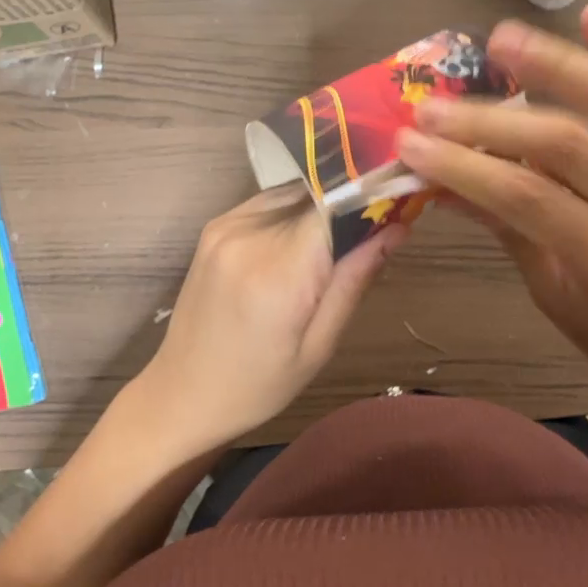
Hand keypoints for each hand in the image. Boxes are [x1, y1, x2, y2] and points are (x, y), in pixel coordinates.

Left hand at [135, 183, 405, 452]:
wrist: (182, 393)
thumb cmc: (257, 386)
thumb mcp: (318, 346)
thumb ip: (354, 281)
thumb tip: (397, 226)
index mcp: (278, 273)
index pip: (337, 203)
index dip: (374, 194)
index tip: (405, 203)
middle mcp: (248, 235)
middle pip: (319, 193)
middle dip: (354, 204)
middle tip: (382, 233)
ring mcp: (226, 225)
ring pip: (297, 192)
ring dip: (326, 208)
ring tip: (340, 248)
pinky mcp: (215, 226)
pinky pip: (271, 202)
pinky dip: (297, 214)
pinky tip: (304, 248)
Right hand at [398, 5, 587, 411]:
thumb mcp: (548, 290)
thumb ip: (503, 226)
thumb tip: (440, 182)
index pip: (527, 196)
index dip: (465, 165)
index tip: (410, 143)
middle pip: (568, 143)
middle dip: (491, 120)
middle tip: (434, 103)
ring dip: (560, 65)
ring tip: (504, 38)